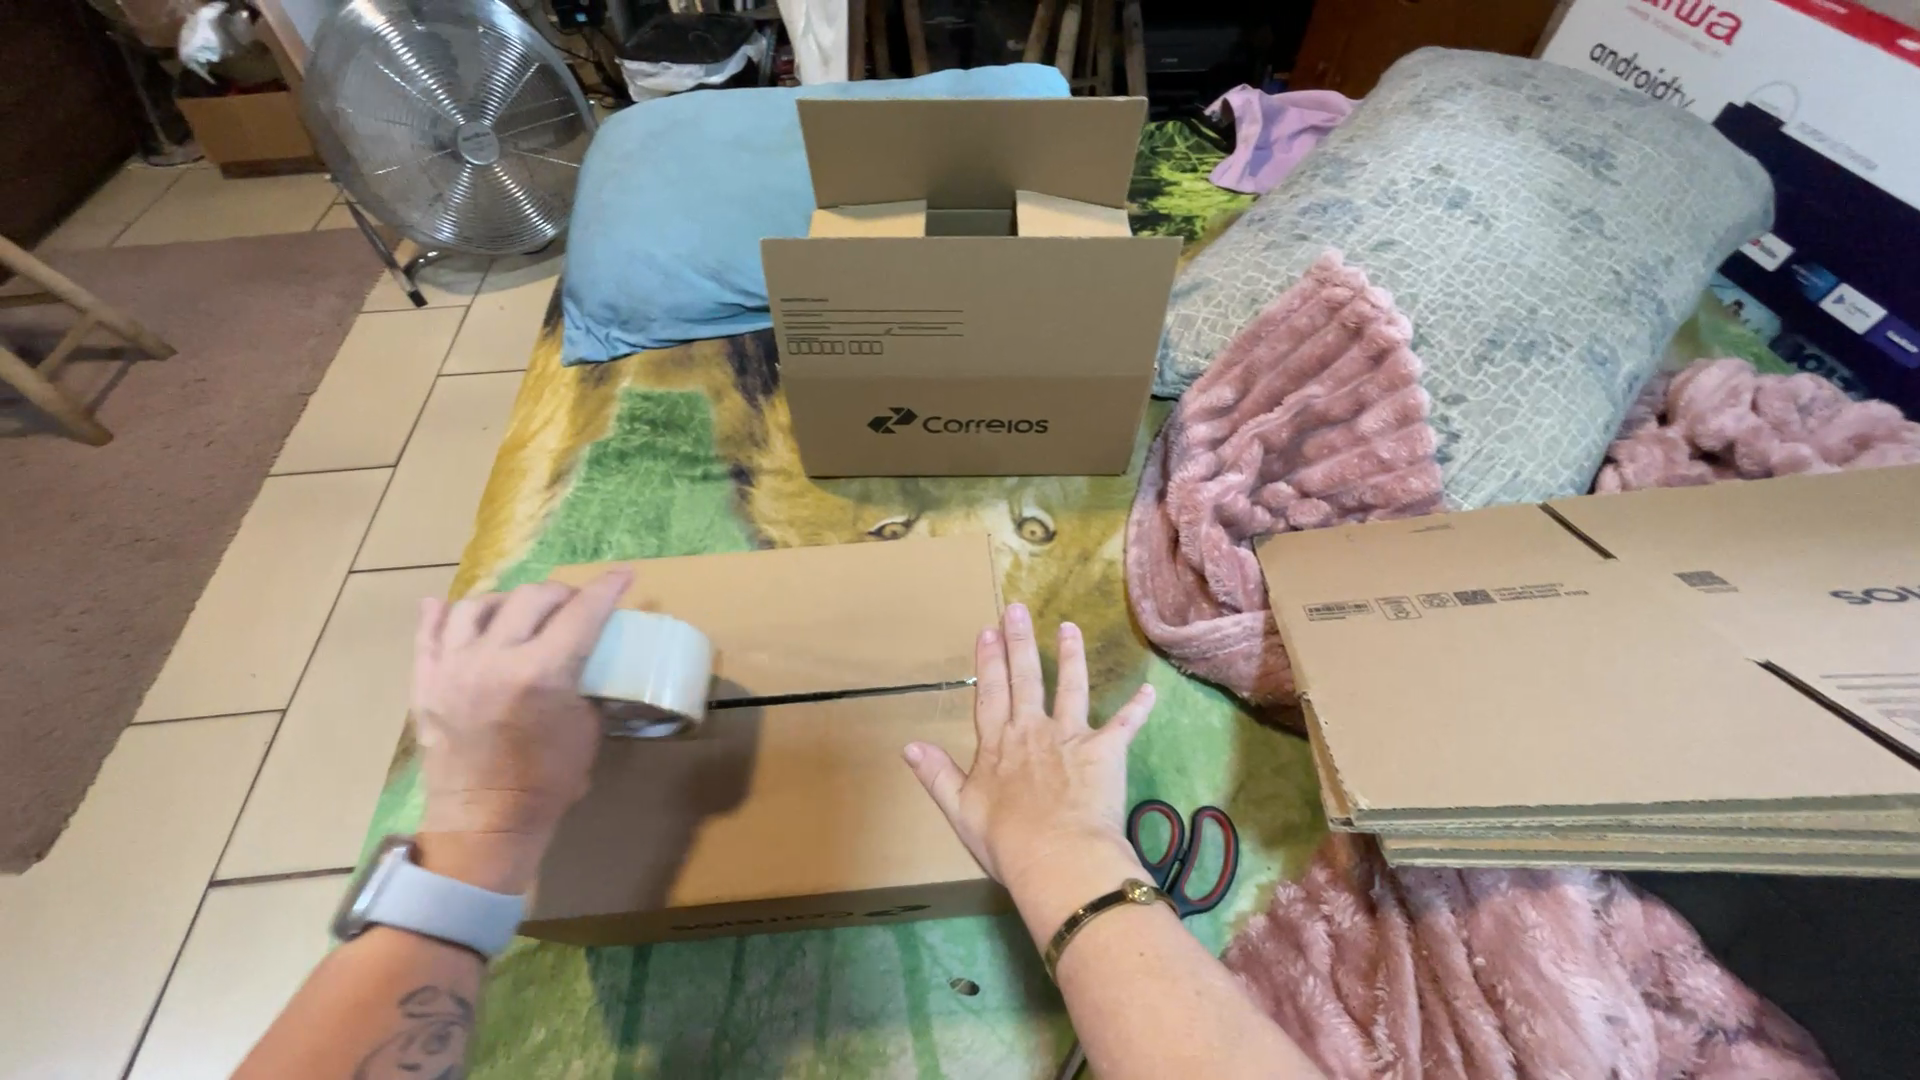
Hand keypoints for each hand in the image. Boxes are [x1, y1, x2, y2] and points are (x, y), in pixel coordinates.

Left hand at [408, 570, 629, 892]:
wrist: (485, 822)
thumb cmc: (548, 780)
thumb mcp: (587, 727)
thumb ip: (584, 682)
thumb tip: (588, 658)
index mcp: (542, 673)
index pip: (582, 612)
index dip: (607, 588)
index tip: (624, 575)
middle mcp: (494, 660)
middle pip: (532, 598)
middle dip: (563, 593)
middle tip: (577, 605)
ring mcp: (452, 670)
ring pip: (478, 606)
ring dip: (509, 602)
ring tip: (523, 613)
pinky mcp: (426, 684)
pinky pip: (429, 635)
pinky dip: (440, 615)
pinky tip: (447, 605)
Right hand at [902, 602, 1155, 906]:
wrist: (1056, 856)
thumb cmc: (1005, 840)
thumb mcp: (959, 809)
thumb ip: (936, 775)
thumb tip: (909, 745)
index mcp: (998, 744)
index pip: (990, 694)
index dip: (988, 661)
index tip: (988, 630)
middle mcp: (1032, 730)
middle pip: (1024, 678)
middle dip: (1019, 641)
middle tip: (1017, 608)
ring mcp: (1069, 736)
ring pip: (1071, 687)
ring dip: (1071, 656)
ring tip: (1070, 627)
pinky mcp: (1103, 750)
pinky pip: (1124, 724)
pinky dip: (1138, 708)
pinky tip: (1150, 690)